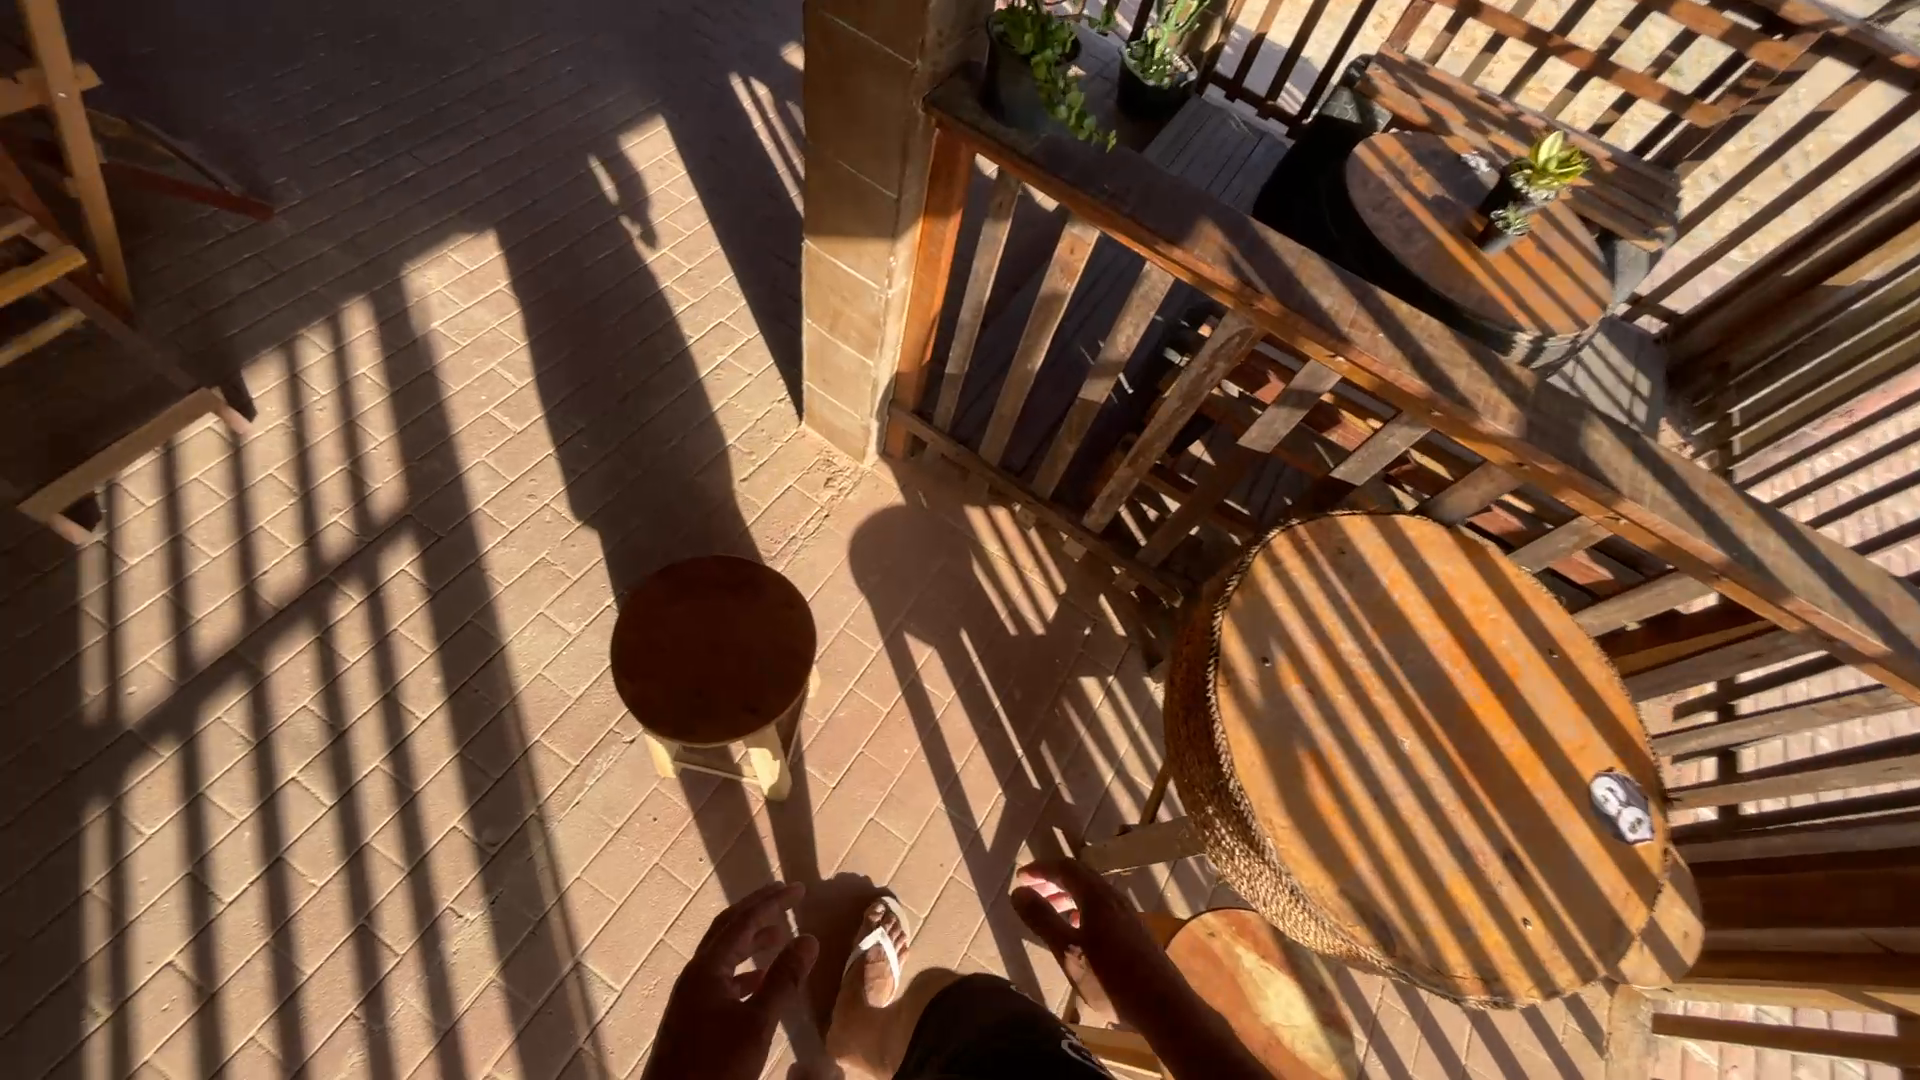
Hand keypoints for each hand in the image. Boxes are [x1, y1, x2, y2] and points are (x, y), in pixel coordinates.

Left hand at [641, 881, 819, 1079]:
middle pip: (727, 929)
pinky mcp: (692, 1019)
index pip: (743, 922)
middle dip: (757, 910)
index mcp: (707, 968)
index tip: (799, 889)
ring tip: (779, 935)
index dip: (772, 902)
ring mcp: (690, 997)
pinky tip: (760, 981)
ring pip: (724, 955)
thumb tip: (809, 938)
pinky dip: (744, 971)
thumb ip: (784, 979)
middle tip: (785, 896)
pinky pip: (721, 978)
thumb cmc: (714, 1067)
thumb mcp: (757, 1024)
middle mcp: (695, 975)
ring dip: (751, 940)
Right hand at [1011, 858, 1178, 999]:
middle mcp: (1113, 897)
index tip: (1021, 877)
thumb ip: (1042, 919)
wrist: (1163, 1006)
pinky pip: (1103, 907)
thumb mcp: (1068, 951)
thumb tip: (1018, 891)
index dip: (1041, 869)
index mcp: (1096, 896)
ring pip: (1093, 892)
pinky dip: (1084, 908)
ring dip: (1069, 894)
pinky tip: (1080, 930)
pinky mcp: (1135, 931)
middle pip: (1080, 876)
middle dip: (1053, 879)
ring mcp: (1128, 913)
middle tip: (1032, 891)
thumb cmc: (1110, 979)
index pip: (1065, 867)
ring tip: (1051, 909)